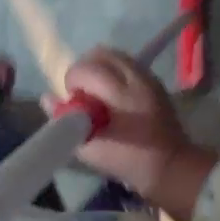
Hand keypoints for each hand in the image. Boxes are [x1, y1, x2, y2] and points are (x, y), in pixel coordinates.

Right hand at [48, 48, 219, 220]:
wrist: (172, 167)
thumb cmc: (130, 162)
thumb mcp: (91, 149)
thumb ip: (66, 122)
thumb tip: (48, 98)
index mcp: (121, 93)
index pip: (86, 69)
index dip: (72, 80)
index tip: (72, 100)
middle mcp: (136, 78)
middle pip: (102, 53)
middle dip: (84, 68)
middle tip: (82, 93)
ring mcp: (149, 77)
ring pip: (116, 55)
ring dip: (100, 67)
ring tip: (97, 93)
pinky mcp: (156, 82)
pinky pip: (129, 64)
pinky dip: (115, 72)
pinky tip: (113, 95)